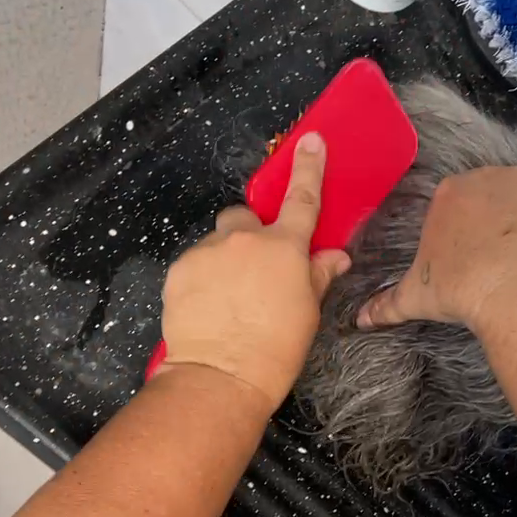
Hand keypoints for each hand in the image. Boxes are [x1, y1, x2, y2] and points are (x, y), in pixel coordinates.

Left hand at [159, 132, 352, 404]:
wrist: (221, 376)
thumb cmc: (276, 350)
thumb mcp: (307, 314)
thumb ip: (318, 277)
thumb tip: (336, 256)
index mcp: (285, 248)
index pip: (302, 199)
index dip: (309, 169)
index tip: (311, 141)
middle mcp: (245, 240)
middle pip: (246, 218)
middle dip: (250, 236)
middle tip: (254, 271)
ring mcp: (208, 252)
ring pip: (218, 242)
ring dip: (224, 259)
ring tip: (228, 298)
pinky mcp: (180, 270)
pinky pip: (196, 263)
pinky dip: (203, 279)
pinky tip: (208, 308)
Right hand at [356, 167, 516, 330]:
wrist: (508, 282)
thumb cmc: (457, 287)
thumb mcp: (414, 299)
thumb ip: (385, 306)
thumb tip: (357, 321)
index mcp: (446, 198)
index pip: (451, 204)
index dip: (460, 229)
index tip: (465, 253)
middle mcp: (481, 180)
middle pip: (487, 193)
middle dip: (491, 215)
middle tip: (495, 249)